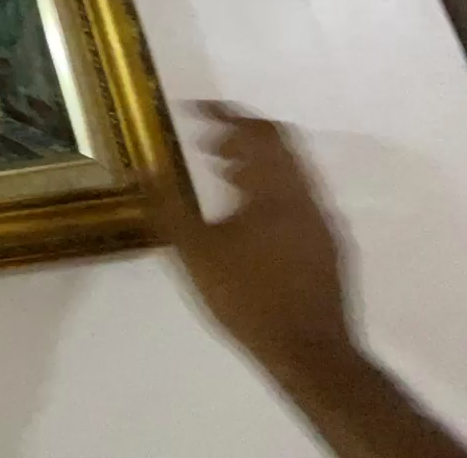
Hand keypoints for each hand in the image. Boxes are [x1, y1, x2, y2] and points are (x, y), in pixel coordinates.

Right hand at [156, 101, 353, 374]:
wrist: (313, 357)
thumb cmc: (248, 297)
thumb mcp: (194, 250)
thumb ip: (166, 204)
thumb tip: (139, 165)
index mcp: (277, 192)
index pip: (258, 133)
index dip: (226, 114)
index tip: (195, 109)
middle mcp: (307, 200)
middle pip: (281, 147)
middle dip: (240, 137)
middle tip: (205, 143)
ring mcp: (322, 225)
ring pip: (291, 174)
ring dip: (255, 163)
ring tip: (218, 172)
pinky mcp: (328, 249)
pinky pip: (297, 198)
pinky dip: (269, 188)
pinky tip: (243, 214)